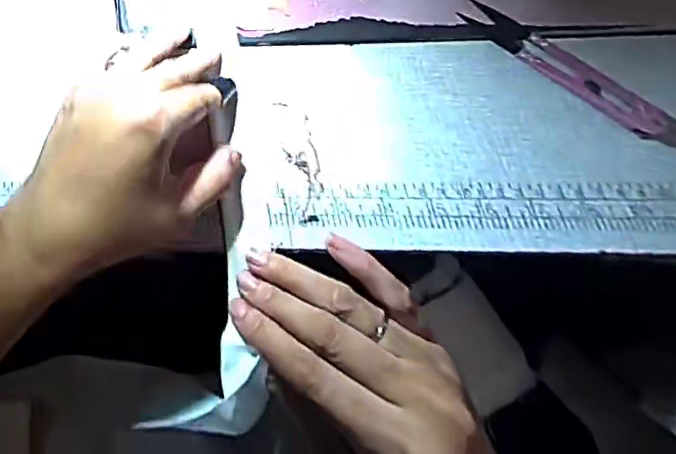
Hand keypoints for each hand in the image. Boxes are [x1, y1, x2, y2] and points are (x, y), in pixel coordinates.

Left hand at [0, 31, 242, 284]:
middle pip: (169, 68)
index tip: (224, 98)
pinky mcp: (76, 92)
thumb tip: (234, 152)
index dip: (214, 98)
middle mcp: (124, 92)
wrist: (50, 223)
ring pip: (137, 55)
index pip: (196, 97)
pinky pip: (106, 60)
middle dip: (195, 60)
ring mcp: (96, 87)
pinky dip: (124, 50)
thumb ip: (212, 180)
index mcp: (153, 120)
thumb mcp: (176, 213)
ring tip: (182, 29)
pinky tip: (133, 47)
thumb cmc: (115, 225)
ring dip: (162, 43)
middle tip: (215, 50)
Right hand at [230, 237, 484, 453]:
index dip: (273, 340)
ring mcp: (432, 364)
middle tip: (244, 278)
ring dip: (303, 279)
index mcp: (402, 438)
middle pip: (335, 334)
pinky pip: (400, 298)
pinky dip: (366, 266)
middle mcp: (420, 394)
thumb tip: (269, 354)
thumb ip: (314, 412)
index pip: (319, 376)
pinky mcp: (438, 346)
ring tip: (263, 259)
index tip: (236, 309)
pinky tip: (332, 241)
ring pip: (356, 307)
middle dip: (282, 303)